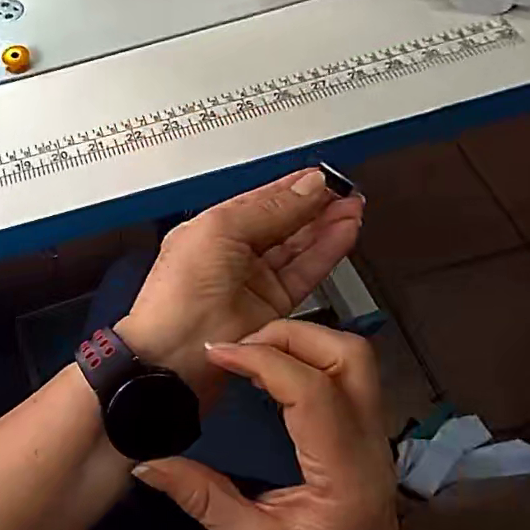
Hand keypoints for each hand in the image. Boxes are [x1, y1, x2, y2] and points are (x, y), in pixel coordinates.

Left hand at [115, 168, 363, 399]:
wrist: (177, 353)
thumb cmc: (179, 295)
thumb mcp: (219, 232)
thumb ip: (268, 208)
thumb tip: (307, 187)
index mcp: (207, 233)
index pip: (256, 202)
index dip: (289, 189)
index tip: (322, 176)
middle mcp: (229, 256)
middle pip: (280, 223)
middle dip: (312, 205)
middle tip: (344, 189)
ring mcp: (251, 282)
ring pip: (297, 246)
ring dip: (325, 224)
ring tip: (352, 205)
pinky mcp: (271, 306)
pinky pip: (305, 272)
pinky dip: (327, 250)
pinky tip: (345, 230)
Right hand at [131, 320, 415, 529]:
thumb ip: (203, 501)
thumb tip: (146, 465)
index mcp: (342, 467)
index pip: (313, 390)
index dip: (261, 361)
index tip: (214, 355)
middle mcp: (366, 436)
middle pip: (347, 354)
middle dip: (286, 335)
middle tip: (234, 348)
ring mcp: (371, 425)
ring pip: (351, 354)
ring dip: (297, 340)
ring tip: (246, 353)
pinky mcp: (362, 422)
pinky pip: (341, 368)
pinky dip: (301, 354)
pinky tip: (264, 369)